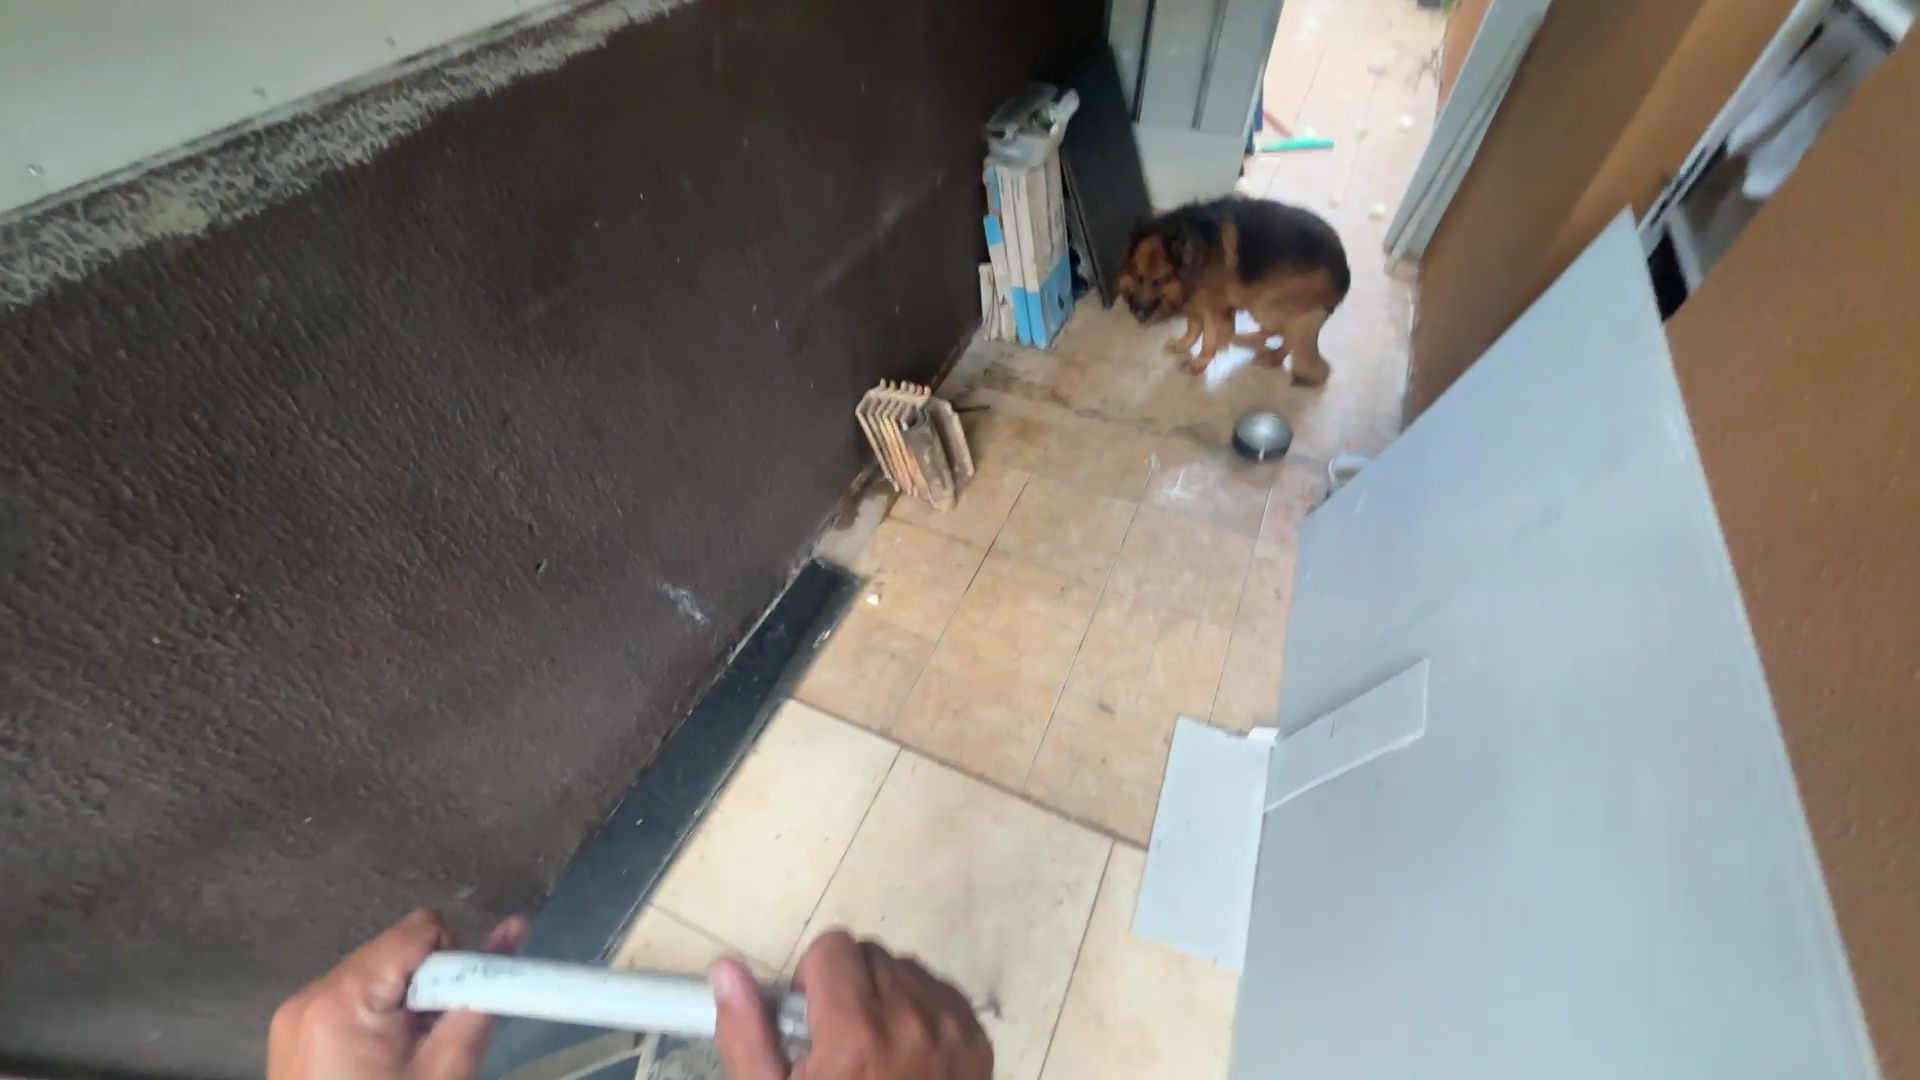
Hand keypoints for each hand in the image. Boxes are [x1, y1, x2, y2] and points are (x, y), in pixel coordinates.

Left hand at [268, 908, 528, 1079]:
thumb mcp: (448, 1064)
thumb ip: (484, 989)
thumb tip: (517, 926)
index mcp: (344, 997)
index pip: (424, 929)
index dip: (452, 962)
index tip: (448, 1010)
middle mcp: (313, 992)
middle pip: (402, 947)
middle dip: (430, 981)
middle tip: (430, 1034)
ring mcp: (298, 1011)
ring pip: (384, 966)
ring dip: (408, 995)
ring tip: (405, 1048)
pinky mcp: (296, 1027)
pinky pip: (359, 989)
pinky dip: (384, 1008)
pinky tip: (382, 1052)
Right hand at [710, 931, 991, 1079]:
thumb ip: (747, 1033)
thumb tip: (725, 967)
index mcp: (856, 1033)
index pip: (833, 947)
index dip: (812, 980)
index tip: (810, 1021)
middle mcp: (910, 1017)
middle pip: (869, 954)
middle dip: (847, 987)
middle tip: (838, 1044)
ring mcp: (950, 1026)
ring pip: (904, 969)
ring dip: (884, 996)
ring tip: (872, 1056)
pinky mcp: (976, 1037)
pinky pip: (938, 991)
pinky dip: (918, 1011)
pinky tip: (905, 1059)